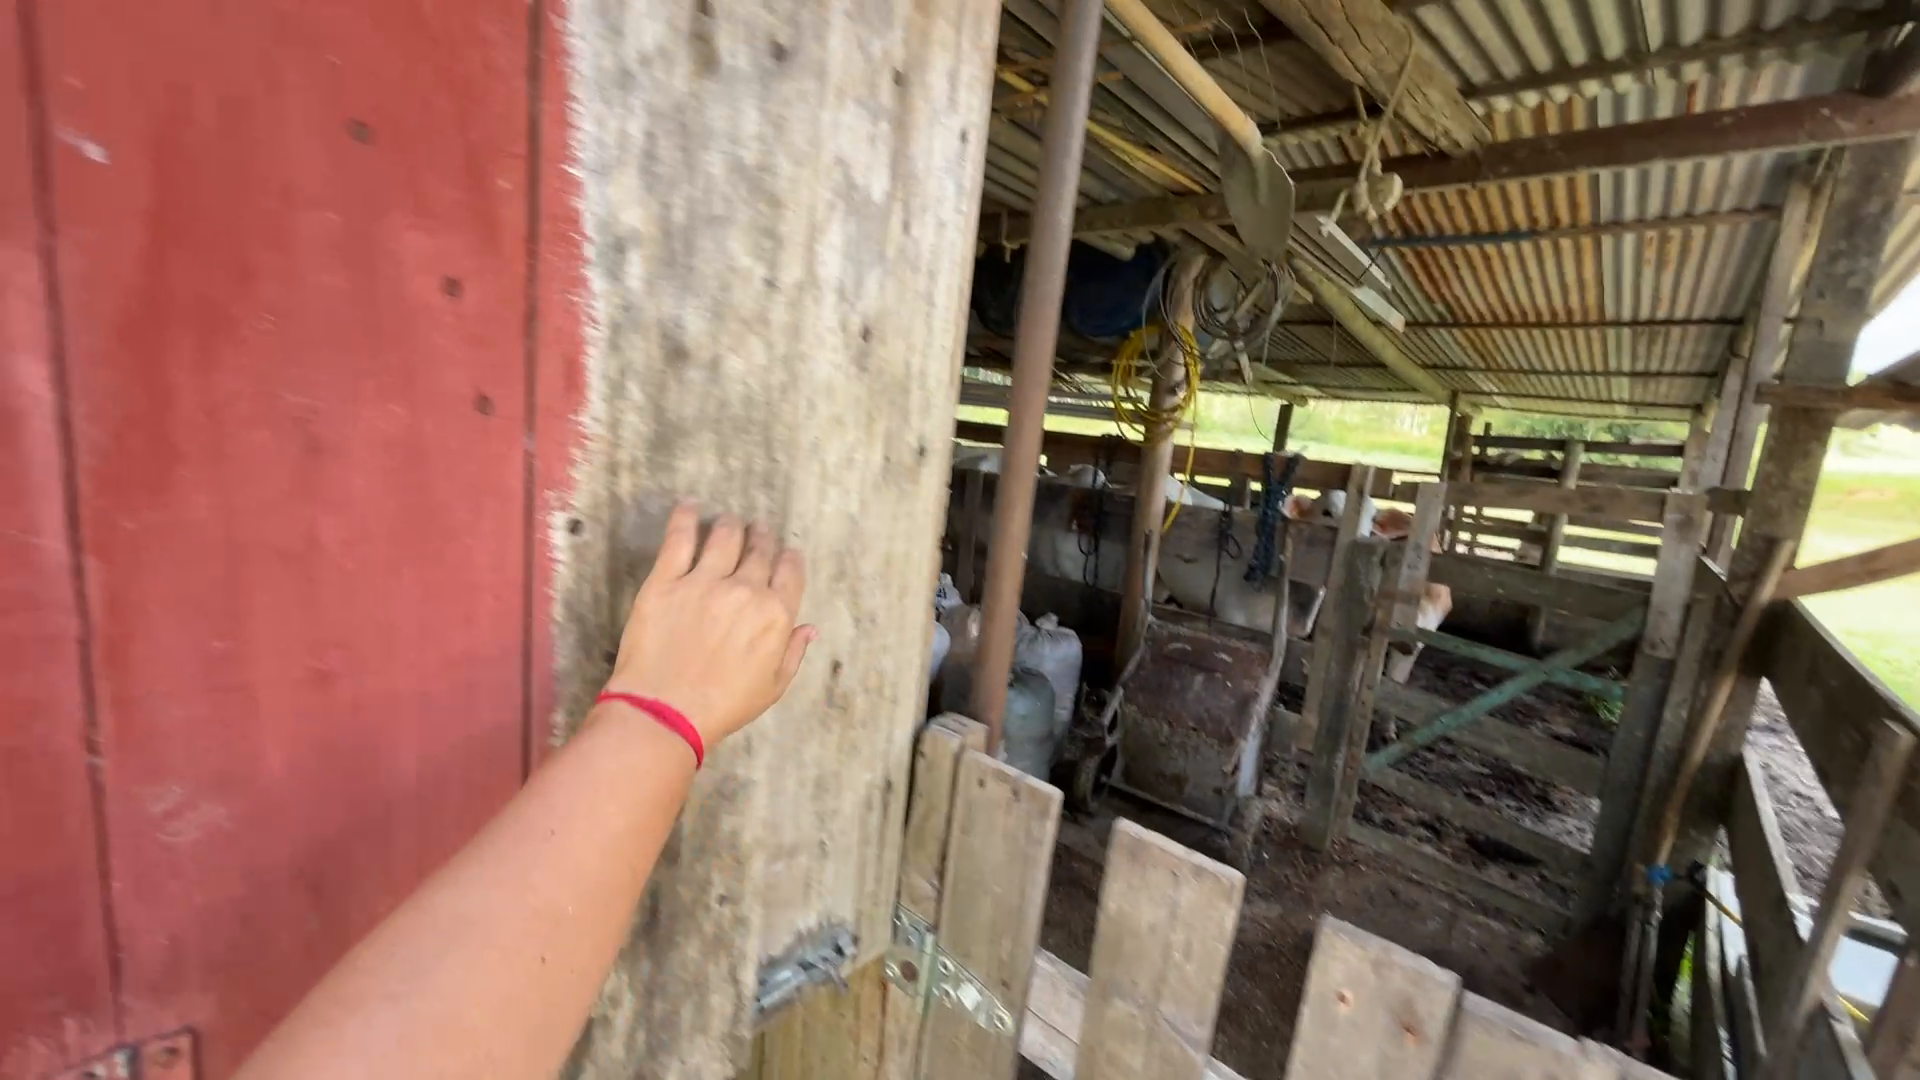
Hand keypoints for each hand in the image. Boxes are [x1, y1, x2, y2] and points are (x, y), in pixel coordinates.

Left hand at [602, 503, 814, 749]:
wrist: (664, 712)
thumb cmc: (724, 706)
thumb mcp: (773, 687)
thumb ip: (793, 652)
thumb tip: (809, 627)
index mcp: (776, 615)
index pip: (791, 572)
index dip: (790, 558)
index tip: (787, 553)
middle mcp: (746, 590)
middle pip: (760, 551)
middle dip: (763, 537)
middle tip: (759, 530)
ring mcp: (704, 582)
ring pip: (725, 538)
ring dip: (732, 525)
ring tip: (730, 520)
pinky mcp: (666, 581)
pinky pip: (680, 540)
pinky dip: (686, 519)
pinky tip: (689, 506)